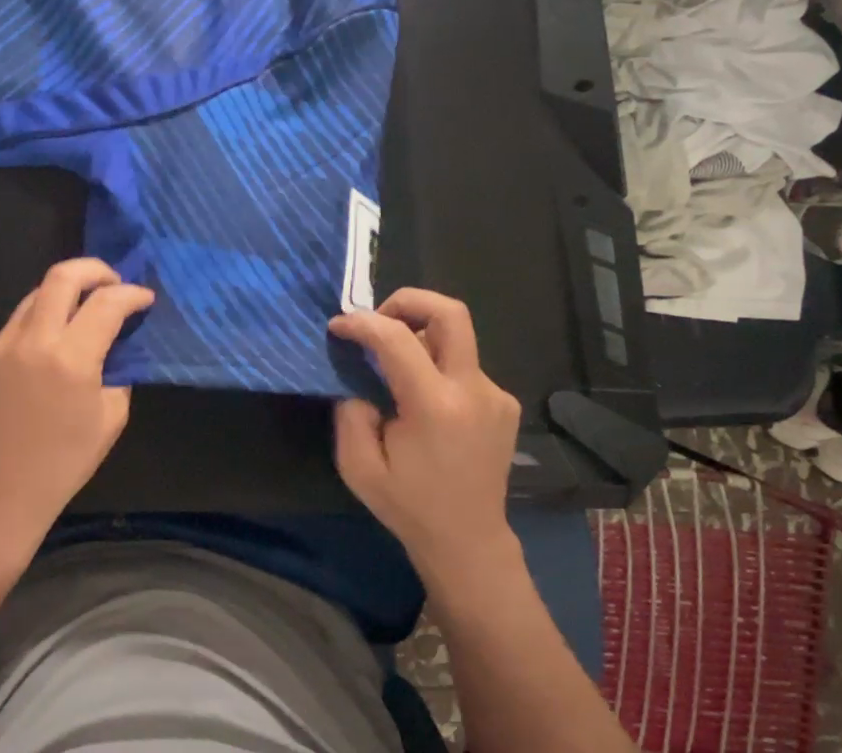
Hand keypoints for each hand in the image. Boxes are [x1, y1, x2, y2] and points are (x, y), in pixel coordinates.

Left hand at [0, 258, 154, 549]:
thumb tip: (118, 343)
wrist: (2, 490)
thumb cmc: (65, 462)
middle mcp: (32, 340)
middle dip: (95, 270)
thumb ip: (118, 370)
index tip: (145, 299)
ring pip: (36, 293)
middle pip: (62, 275)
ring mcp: (3, 344)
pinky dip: (43, 316)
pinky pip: (19, 320)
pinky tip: (56, 338)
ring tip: (86, 308)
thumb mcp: (111, 416)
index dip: (132, 294)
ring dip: (66, 291)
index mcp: (70, 359)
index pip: (106, 303)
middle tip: (114, 284)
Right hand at [328, 288, 521, 577]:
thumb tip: (359, 381)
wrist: (467, 539)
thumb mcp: (357, 465)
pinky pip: (462, 365)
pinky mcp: (502, 403)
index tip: (338, 328)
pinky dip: (435, 365)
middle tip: (377, 319)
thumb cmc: (407, 504)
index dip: (361, 322)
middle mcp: (473, 391)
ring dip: (419, 338)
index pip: (397, 338)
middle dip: (408, 301)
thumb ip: (351, 412)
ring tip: (392, 367)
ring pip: (455, 338)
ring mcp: (494, 395)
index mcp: (435, 406)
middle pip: (450, 313)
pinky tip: (418, 397)